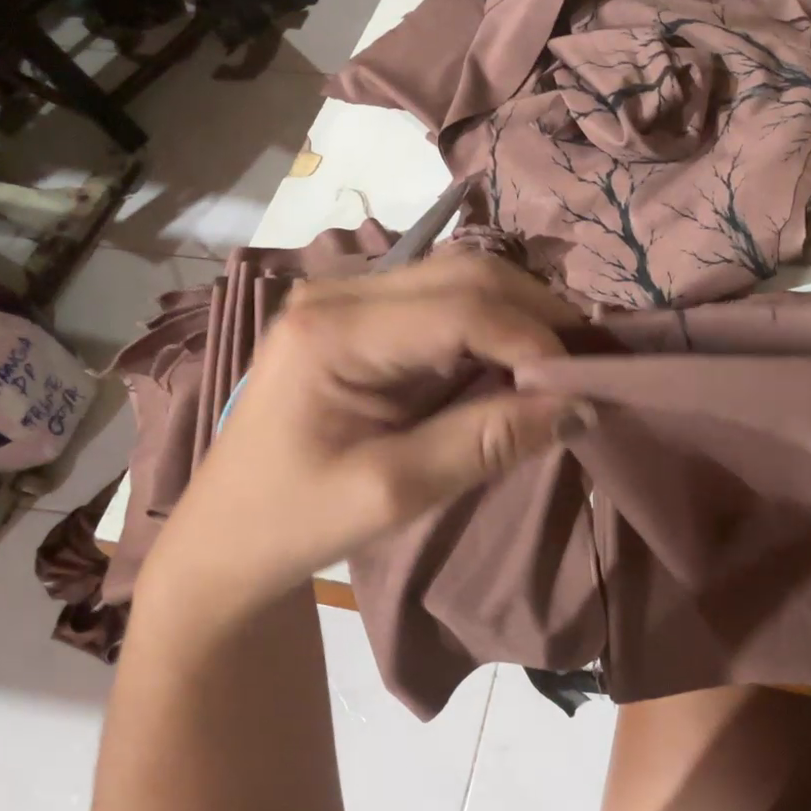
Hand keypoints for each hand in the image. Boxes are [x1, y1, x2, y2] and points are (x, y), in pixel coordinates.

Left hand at [138, 252, 592, 618]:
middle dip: (538, 318)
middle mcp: (340, 293)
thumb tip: (581, 406)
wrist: (228, 536)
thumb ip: (488, 441)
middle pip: (470, 274)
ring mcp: (352, 297)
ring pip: (468, 277)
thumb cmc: (296, 520)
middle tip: (582, 372)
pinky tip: (518, 363)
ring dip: (524, 317)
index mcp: (332, 332)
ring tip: (558, 368)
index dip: (534, 340)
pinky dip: (499, 326)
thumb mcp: (395, 493)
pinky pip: (453, 299)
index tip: (580, 390)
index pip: (462, 307)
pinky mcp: (369, 315)